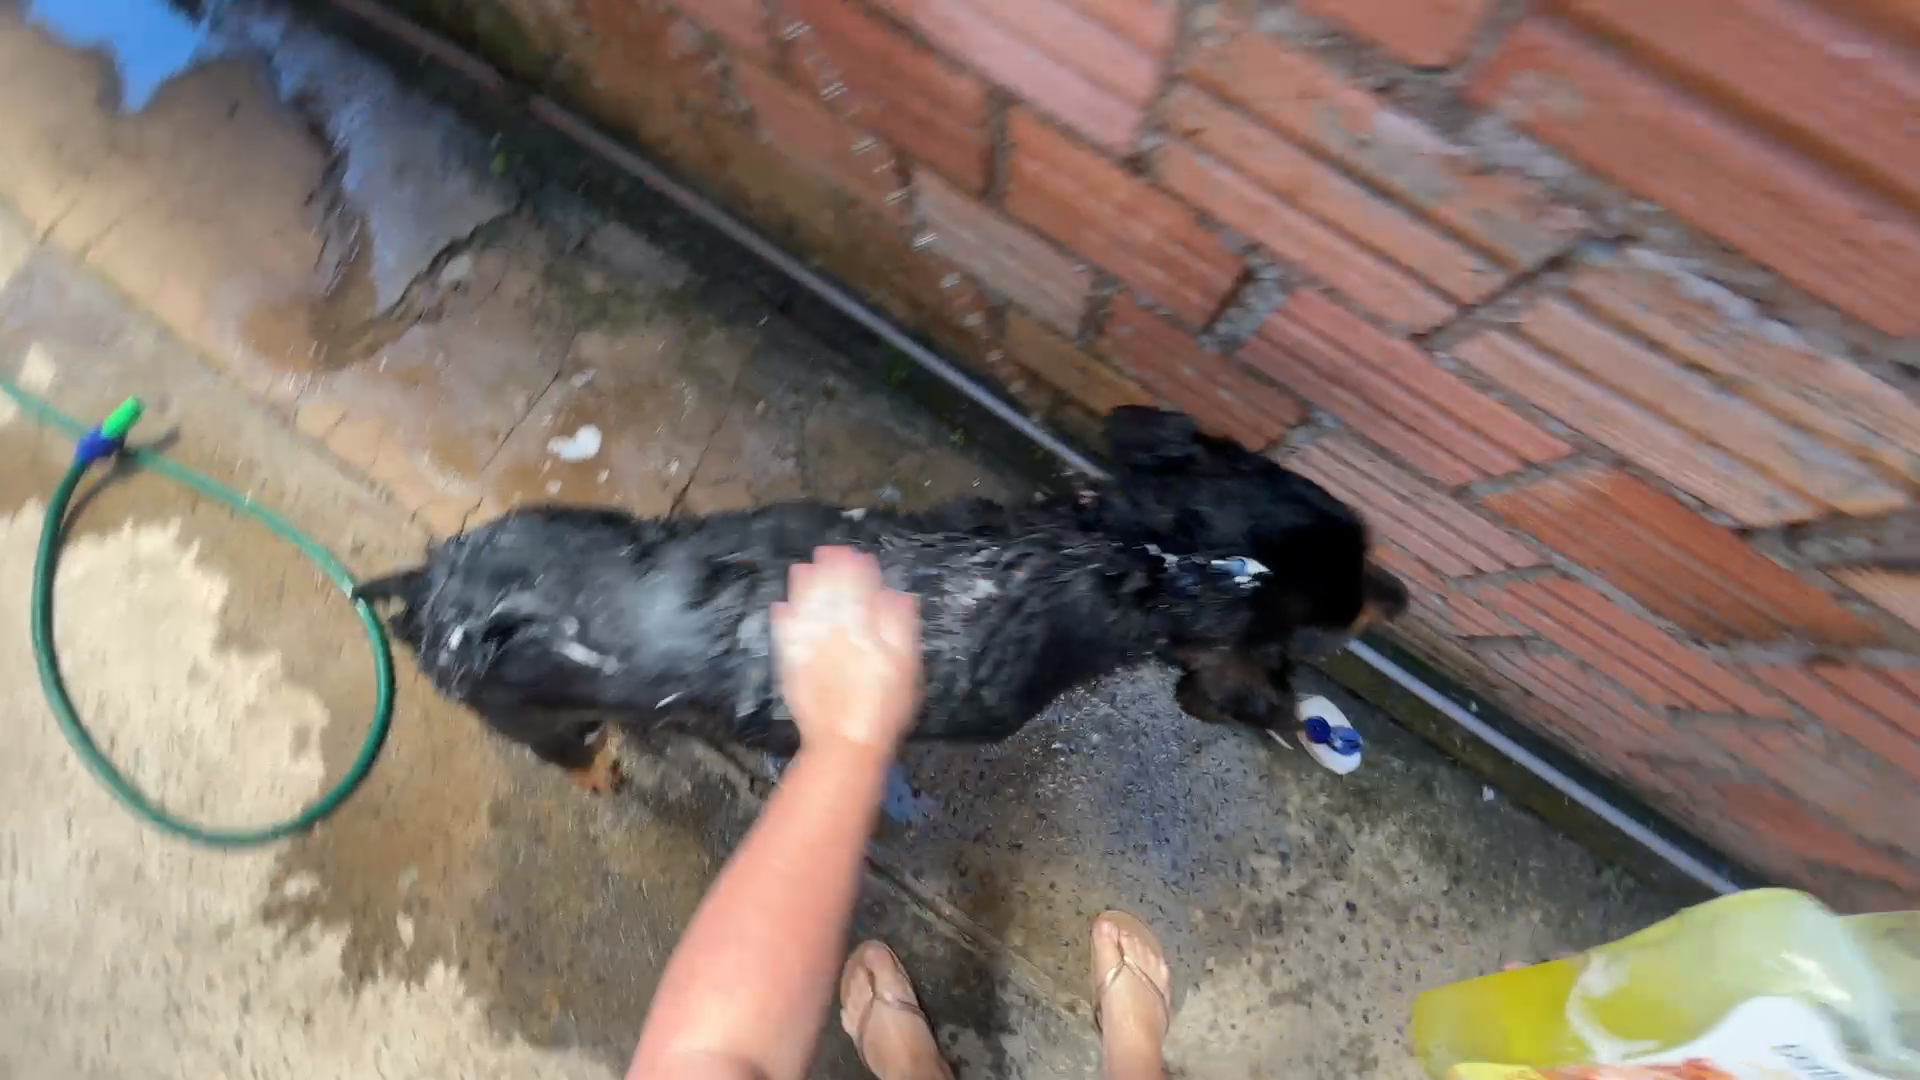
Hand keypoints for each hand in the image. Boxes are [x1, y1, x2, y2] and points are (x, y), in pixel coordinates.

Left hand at [771, 546, 922, 761]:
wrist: (847, 744)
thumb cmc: (885, 708)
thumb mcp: (905, 667)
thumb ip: (900, 628)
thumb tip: (896, 594)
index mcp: (863, 631)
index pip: (859, 593)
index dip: (856, 571)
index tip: (855, 554)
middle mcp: (834, 634)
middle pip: (830, 596)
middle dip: (829, 572)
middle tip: (826, 550)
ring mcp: (810, 650)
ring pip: (805, 610)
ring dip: (803, 588)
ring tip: (801, 569)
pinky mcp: (792, 667)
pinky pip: (785, 637)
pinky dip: (783, 621)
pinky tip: (780, 607)